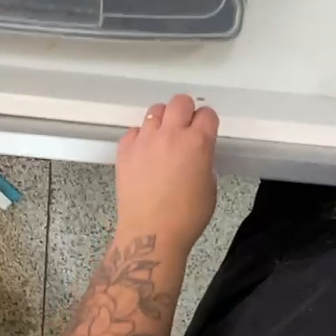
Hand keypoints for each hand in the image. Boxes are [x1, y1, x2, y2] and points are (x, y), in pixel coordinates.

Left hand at [116, 94, 218, 251]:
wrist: (152, 232)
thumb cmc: (186, 217)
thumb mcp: (209, 186)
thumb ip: (204, 161)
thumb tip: (196, 156)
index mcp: (198, 143)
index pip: (207, 114)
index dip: (208, 120)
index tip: (206, 127)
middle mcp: (171, 135)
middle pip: (180, 102)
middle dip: (186, 111)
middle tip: (185, 125)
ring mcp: (145, 140)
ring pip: (155, 111)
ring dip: (163, 120)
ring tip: (163, 136)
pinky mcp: (125, 150)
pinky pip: (134, 131)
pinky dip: (141, 136)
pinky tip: (145, 151)